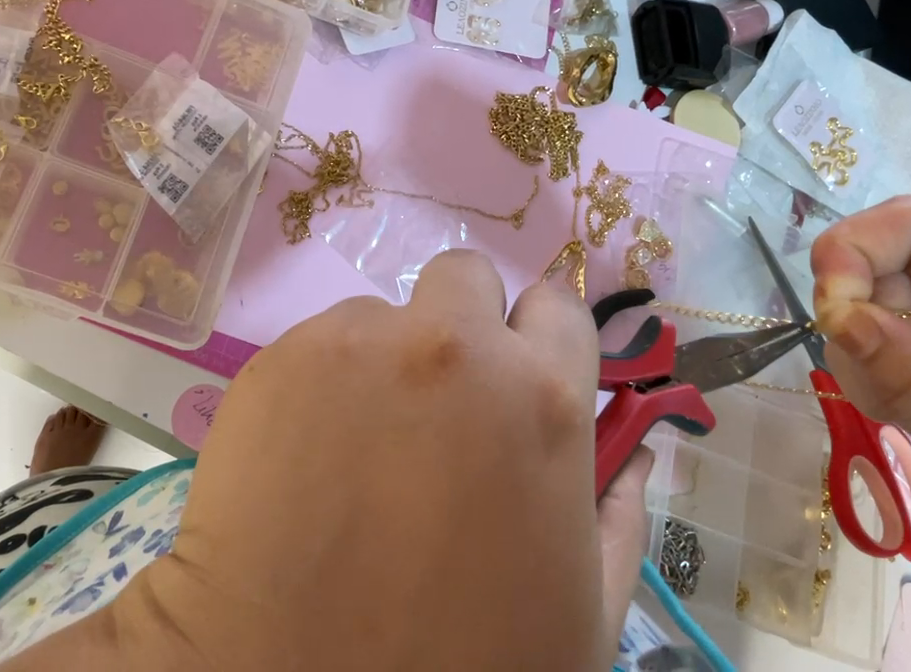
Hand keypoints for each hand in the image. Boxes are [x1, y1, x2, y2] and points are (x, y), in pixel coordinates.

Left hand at [6, 250, 653, 670]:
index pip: (554, 304)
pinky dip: (322, 382)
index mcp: (540, 396)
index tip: (517, 367)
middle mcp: (450, 344)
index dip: (537, 335)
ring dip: (385, 360)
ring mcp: (356, 342)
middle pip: (464, 276)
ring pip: (383, 316)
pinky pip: (318, 344)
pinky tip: (307, 453)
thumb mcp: (580, 612)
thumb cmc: (460, 658)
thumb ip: (617, 515)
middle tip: (437, 397)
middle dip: (461, 321)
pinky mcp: (280, 356)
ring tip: (360, 445)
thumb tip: (630, 449)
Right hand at [810, 196, 910, 671]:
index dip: (859, 252)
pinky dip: (883, 375)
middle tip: (873, 391)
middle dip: (863, 314)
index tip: (828, 319)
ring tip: (904, 421)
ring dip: (872, 354)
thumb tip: (836, 318)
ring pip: (894, 303)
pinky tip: (909, 421)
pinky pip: (906, 343)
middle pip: (903, 261)